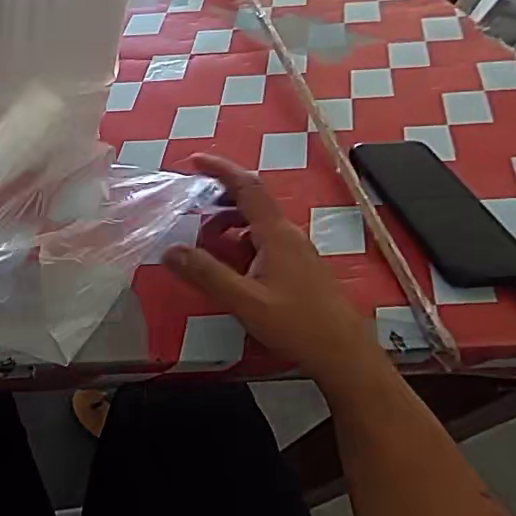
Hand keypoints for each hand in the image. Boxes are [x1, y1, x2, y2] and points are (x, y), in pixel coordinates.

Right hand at [163, 154, 384, 388]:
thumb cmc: (298, 325)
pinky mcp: (296, 268)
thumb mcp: (244, 301)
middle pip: (248, 203)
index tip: (194, 160)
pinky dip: (238, 244)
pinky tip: (227, 269)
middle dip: (216, 203)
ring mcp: (294, 251)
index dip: (221, 169)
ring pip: (254, 225)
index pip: (247, 187)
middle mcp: (287, 235)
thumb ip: (206, 274)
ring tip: (203, 246)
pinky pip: (261, 243)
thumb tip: (170, 251)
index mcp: (276, 234)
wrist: (345, 355)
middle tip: (189, 214)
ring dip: (226, 227)